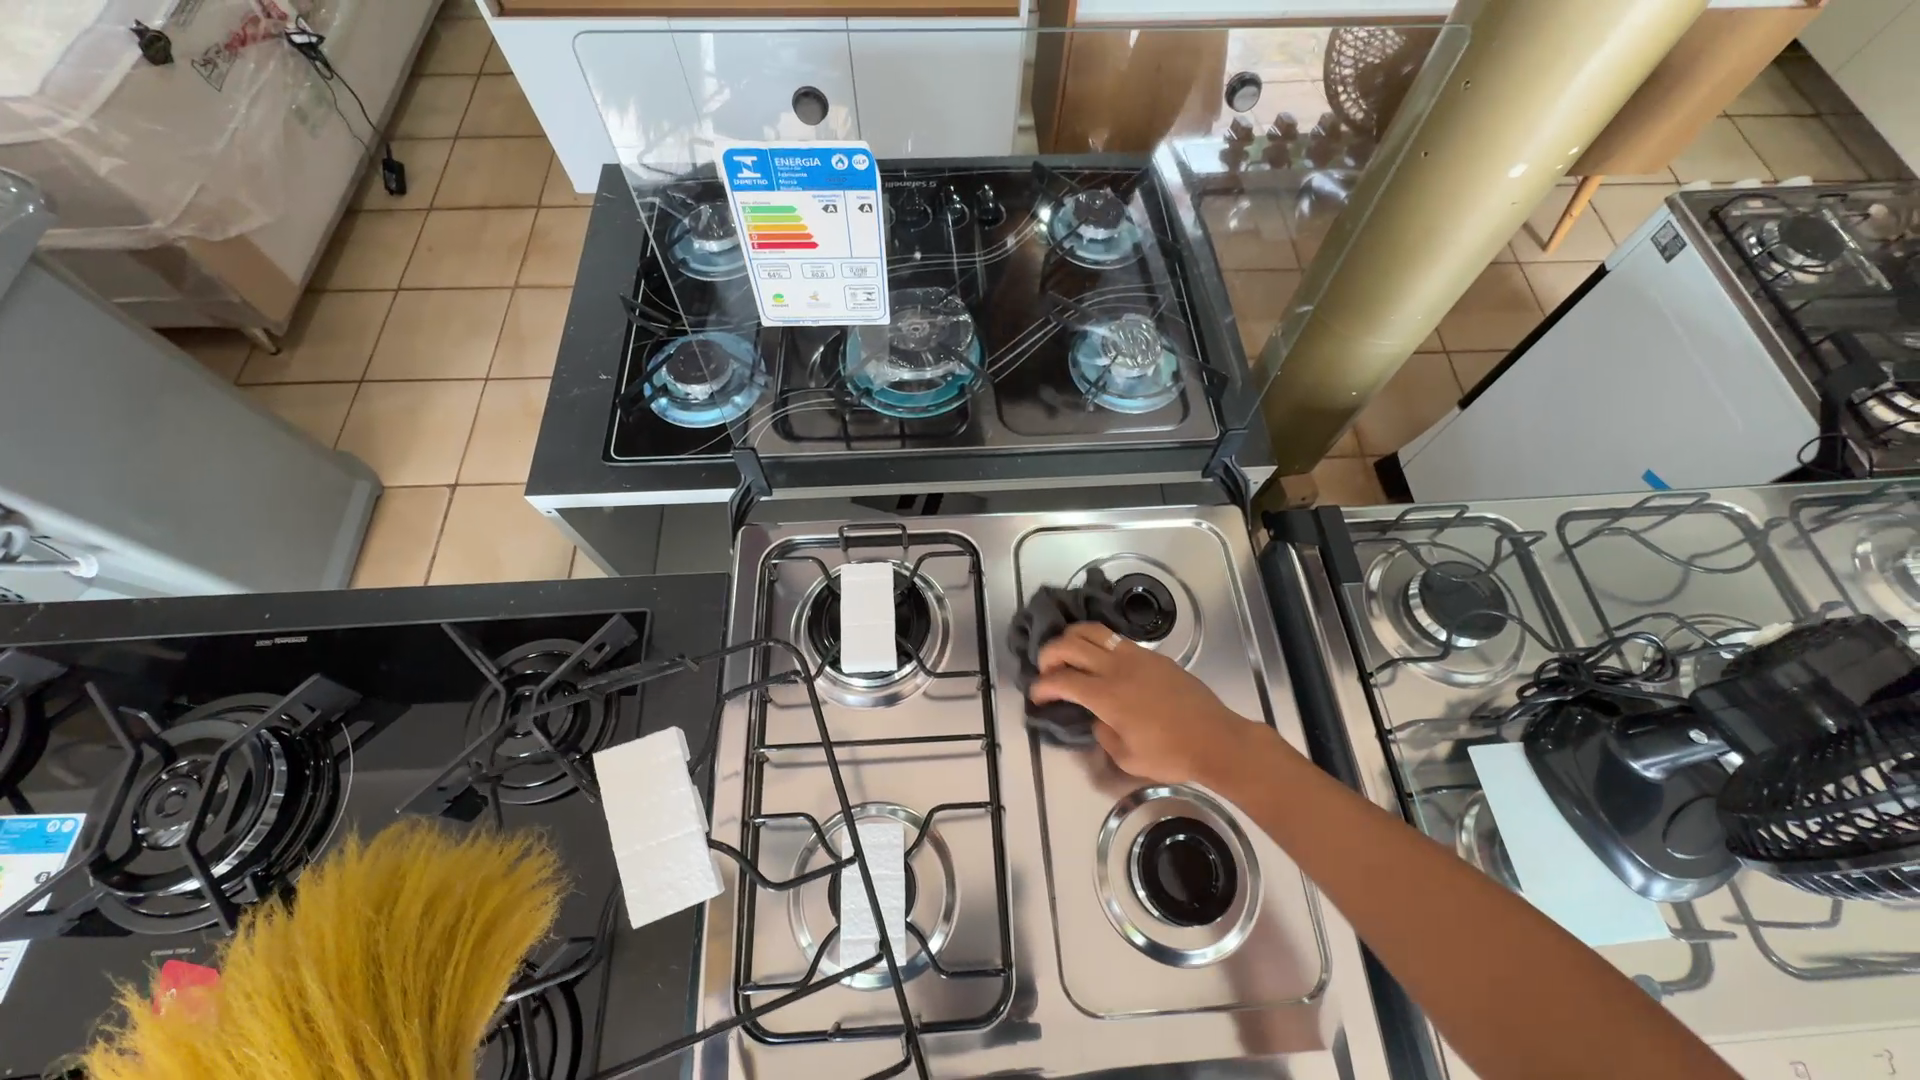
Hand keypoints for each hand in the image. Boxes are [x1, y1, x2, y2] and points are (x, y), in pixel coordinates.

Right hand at [1027, 622, 1281, 787]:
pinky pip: (1116, 638)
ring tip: (1067, 653)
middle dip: (1049, 654)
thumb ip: (1102, 733)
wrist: (1216, 739)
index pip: (1062, 680)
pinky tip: (1098, 657)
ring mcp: (1136, 657)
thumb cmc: (1170, 755)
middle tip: (1045, 671)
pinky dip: (1097, 642)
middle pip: (1071, 645)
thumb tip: (1096, 718)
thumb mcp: (1126, 757)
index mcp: (1107, 696)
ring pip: (1093, 631)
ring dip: (1072, 638)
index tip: (1036, 696)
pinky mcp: (1153, 655)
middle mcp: (1117, 668)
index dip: (1042, 687)